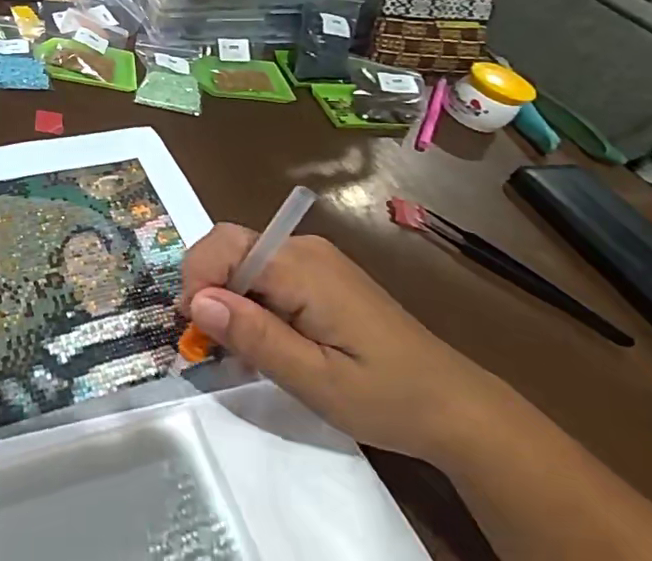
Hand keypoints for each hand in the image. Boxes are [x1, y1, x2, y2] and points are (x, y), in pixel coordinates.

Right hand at [179, 223, 519, 461]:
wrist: (455, 406)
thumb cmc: (385, 396)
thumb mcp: (314, 379)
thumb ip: (254, 335)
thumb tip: (197, 301)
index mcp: (302, 266)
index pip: (224, 246)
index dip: (197, 280)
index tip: (195, 329)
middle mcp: (304, 249)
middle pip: (230, 246)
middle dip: (207, 286)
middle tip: (212, 341)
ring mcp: (315, 259)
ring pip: (245, 260)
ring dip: (228, 297)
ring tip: (241, 350)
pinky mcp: (321, 274)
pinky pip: (266, 272)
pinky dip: (250, 300)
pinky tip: (266, 340)